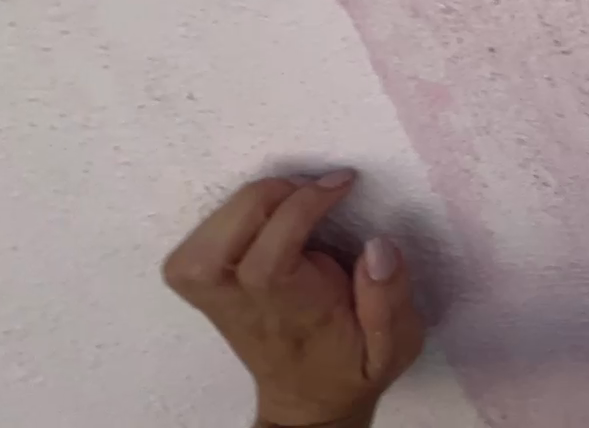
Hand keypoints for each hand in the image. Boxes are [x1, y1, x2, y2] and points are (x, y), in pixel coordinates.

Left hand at [161, 172, 425, 427]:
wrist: (310, 404)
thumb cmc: (356, 366)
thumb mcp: (395, 344)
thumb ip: (390, 299)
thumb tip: (378, 245)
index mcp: (293, 314)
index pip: (268, 262)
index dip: (300, 209)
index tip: (344, 182)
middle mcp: (246, 308)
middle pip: (212, 254)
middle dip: (263, 200)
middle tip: (313, 187)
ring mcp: (220, 304)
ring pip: (194, 253)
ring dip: (241, 208)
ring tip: (291, 197)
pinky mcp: (212, 295)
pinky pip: (193, 253)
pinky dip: (223, 221)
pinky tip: (266, 215)